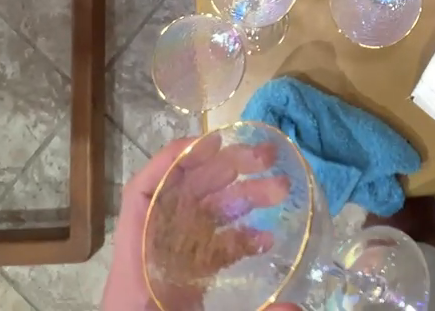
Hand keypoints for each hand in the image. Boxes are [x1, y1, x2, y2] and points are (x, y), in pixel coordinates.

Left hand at [99, 137, 297, 310]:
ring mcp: (167, 278)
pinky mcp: (183, 294)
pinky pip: (210, 253)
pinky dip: (240, 238)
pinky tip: (267, 239)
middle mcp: (149, 264)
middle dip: (226, 172)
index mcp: (136, 270)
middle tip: (269, 159)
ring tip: (280, 190)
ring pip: (202, 222)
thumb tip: (299, 308)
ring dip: (241, 200)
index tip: (215, 141)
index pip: (142, 195)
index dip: (173, 160)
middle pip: (181, 199)